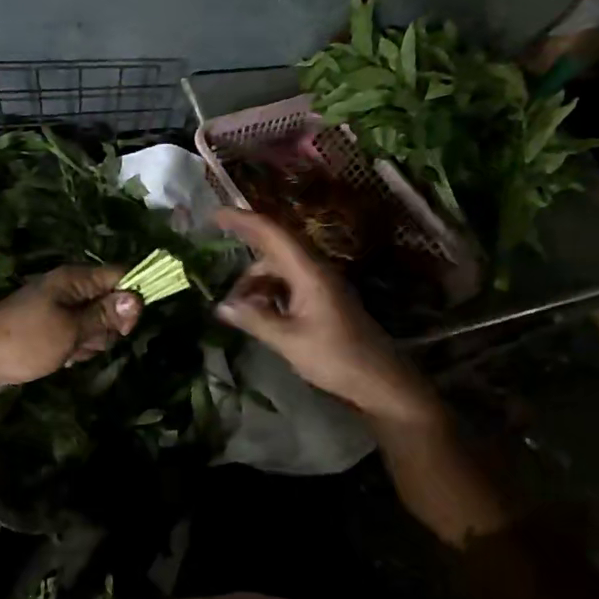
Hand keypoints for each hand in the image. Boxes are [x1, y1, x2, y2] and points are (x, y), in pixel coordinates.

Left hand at [0, 265, 142, 397]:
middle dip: (106, 327)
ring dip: (89, 341)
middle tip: (86, 341)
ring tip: (68, 351)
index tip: (126, 326)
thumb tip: (138, 298)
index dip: (130, 299)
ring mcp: (56, 306)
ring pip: (94, 322)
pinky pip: (76, 333)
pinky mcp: (48, 326)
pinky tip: (60, 358)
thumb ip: (105, 315)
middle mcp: (66, 286)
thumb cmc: (25, 340)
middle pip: (109, 301)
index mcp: (73, 278)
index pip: (119, 276)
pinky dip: (73, 347)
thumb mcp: (71, 329)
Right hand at [213, 207, 437, 425]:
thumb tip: (221, 307)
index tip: (215, 214)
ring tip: (235, 305)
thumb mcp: (289, 341)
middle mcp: (314, 272)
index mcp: (309, 273)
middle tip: (215, 245)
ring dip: (253, 281)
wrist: (383, 384)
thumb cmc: (338, 358)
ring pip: (277, 269)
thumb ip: (254, 320)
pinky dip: (266, 292)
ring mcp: (319, 286)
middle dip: (245, 244)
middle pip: (274, 248)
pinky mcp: (321, 301)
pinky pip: (286, 285)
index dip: (243, 220)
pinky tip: (255, 312)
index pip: (273, 234)